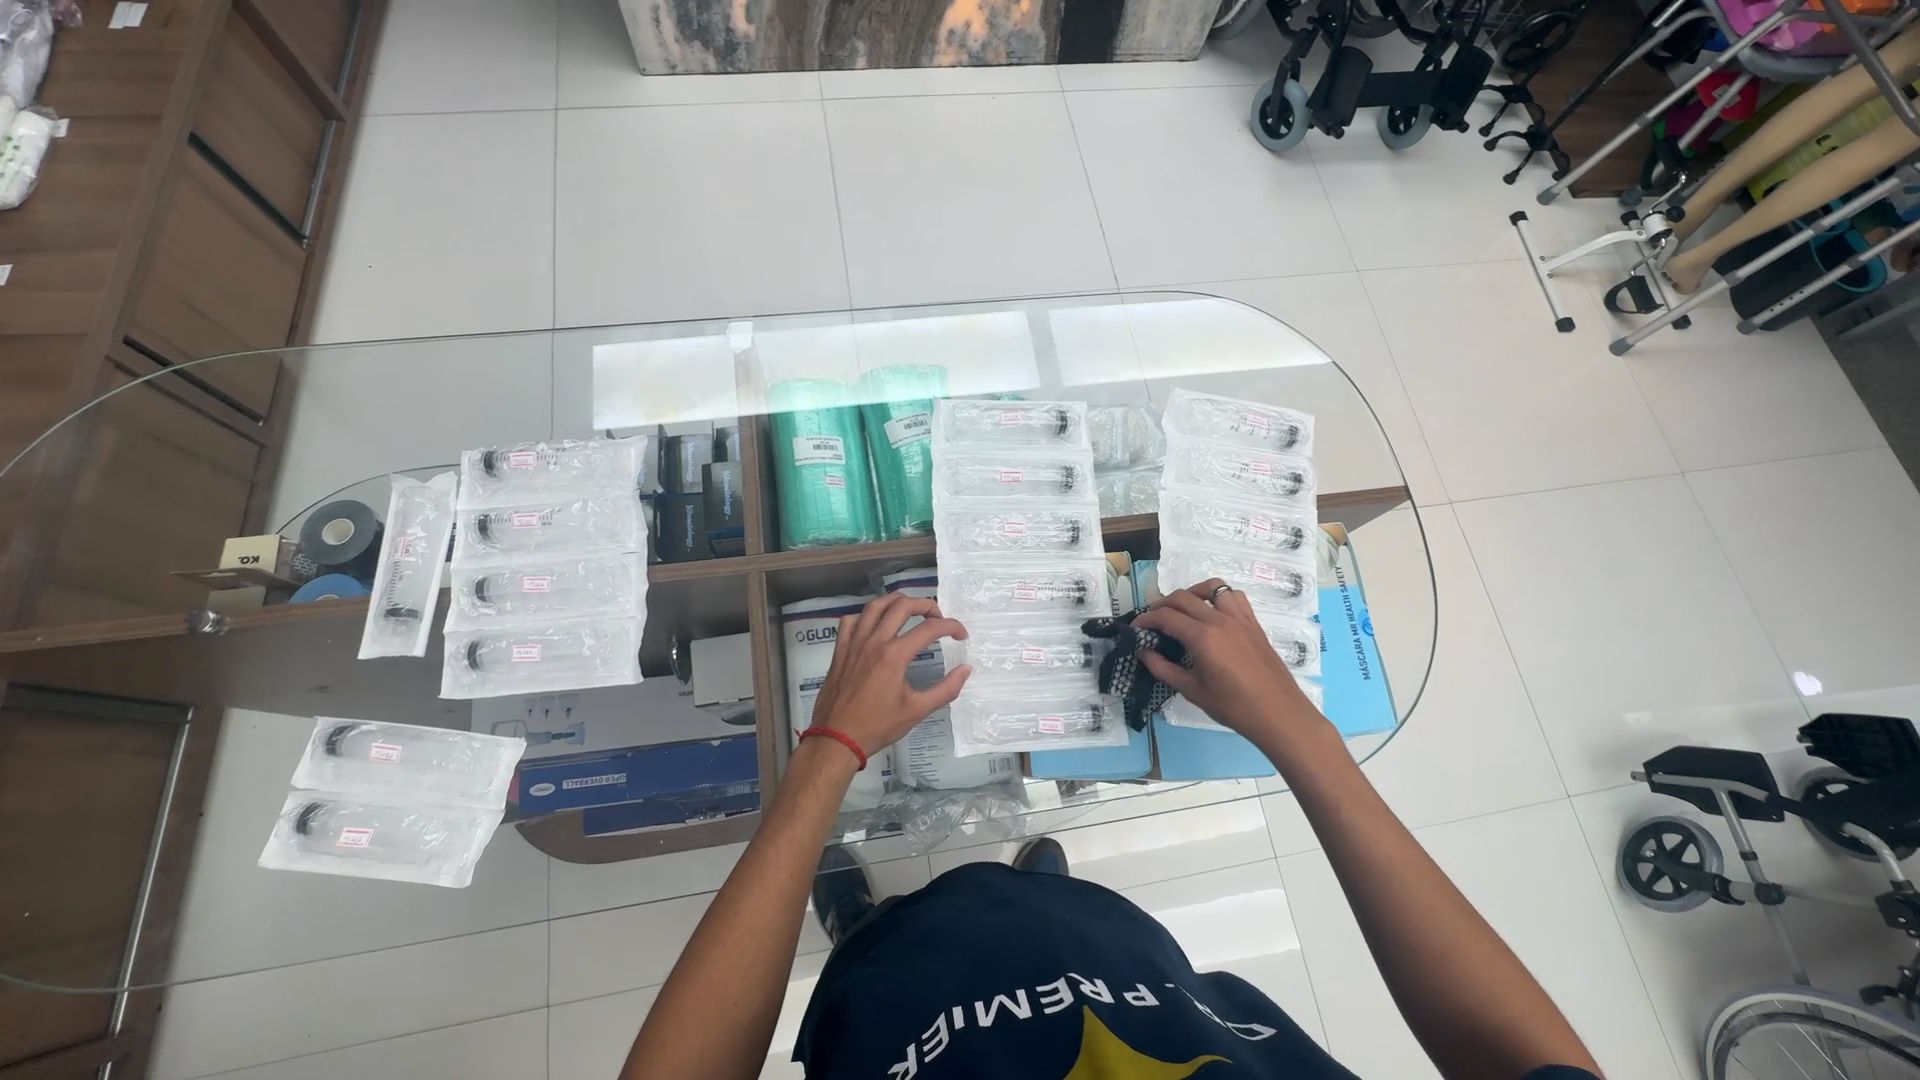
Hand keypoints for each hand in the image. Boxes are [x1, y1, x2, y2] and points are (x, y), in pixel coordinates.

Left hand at [808, 594, 970, 765]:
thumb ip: (946, 689)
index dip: (951, 627)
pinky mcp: (840, 650)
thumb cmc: (878, 726)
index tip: (961, 636)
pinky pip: (851, 621)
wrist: (836, 738)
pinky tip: (875, 626)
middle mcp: (874, 641)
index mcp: (895, 655)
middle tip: (938, 618)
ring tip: (910, 610)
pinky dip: (865, 616)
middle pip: (902, 606)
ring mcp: (854, 643)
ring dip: (896, 602)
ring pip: (875, 606)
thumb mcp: (917, 711)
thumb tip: (965, 670)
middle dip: (926, 605)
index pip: (930, 628)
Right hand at [1133, 578, 1328, 751]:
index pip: (1166, 616)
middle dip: (1162, 605)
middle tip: (1153, 620)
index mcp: (1202, 637)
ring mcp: (1240, 619)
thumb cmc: (1233, 707)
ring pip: (1212, 588)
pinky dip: (1219, 597)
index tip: (1136, 627)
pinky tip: (1213, 614)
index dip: (1146, 619)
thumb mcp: (1192, 691)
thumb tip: (1144, 652)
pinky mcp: (1253, 624)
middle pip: (1183, 597)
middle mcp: (1220, 620)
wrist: (1278, 714)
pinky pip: (1235, 597)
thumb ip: (1164, 668)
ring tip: (1184, 609)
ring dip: (1193, 593)